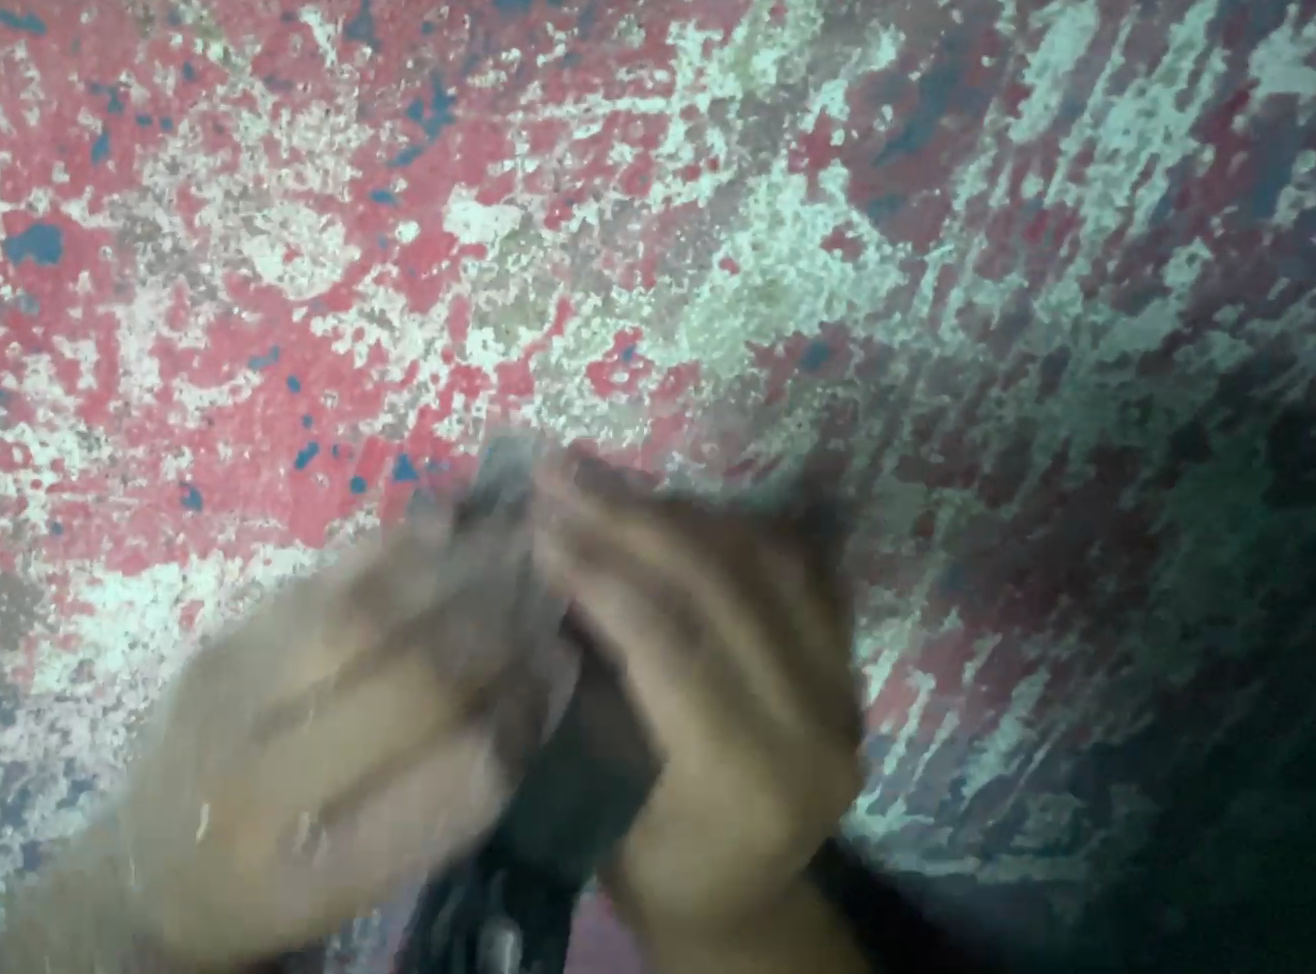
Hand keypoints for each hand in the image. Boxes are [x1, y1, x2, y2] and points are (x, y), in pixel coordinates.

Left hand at [0, 515, 574, 972]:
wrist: (148, 868)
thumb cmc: (274, 887)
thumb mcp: (365, 880)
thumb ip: (446, 797)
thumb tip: (529, 685)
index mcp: (322, 871)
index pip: (460, 780)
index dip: (525, 710)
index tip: (563, 660)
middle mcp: (269, 785)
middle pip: (413, 684)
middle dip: (497, 625)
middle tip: (547, 581)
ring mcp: (229, 701)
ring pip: (361, 616)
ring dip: (449, 570)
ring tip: (505, 538)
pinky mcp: (213, 646)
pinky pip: (312, 583)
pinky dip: (383, 547)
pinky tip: (434, 523)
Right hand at [530, 458, 864, 942]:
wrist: (741, 899)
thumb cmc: (644, 860)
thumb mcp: (586, 802)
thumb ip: (567, 697)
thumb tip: (528, 591)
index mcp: (740, 778)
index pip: (664, 642)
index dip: (595, 572)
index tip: (534, 525)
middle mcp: (811, 728)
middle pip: (719, 587)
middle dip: (628, 519)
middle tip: (560, 474)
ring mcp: (841, 692)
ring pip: (764, 562)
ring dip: (675, 509)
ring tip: (604, 482)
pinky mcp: (846, 669)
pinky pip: (796, 567)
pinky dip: (727, 524)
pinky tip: (669, 503)